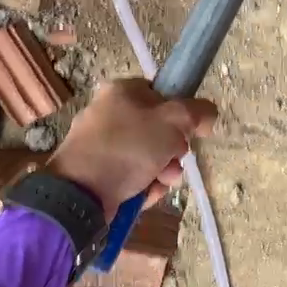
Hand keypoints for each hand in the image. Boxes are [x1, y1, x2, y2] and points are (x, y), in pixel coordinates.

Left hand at [46, 79, 217, 207]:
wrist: (79, 194)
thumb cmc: (129, 147)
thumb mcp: (175, 121)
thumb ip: (199, 112)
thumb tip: (208, 116)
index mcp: (121, 91)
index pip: (163, 94)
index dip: (182, 113)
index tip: (191, 131)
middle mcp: (107, 113)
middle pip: (157, 127)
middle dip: (173, 149)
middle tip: (176, 158)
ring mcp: (98, 144)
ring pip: (146, 153)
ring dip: (163, 168)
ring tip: (162, 181)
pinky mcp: (93, 172)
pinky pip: (130, 172)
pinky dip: (143, 183)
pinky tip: (146, 192)